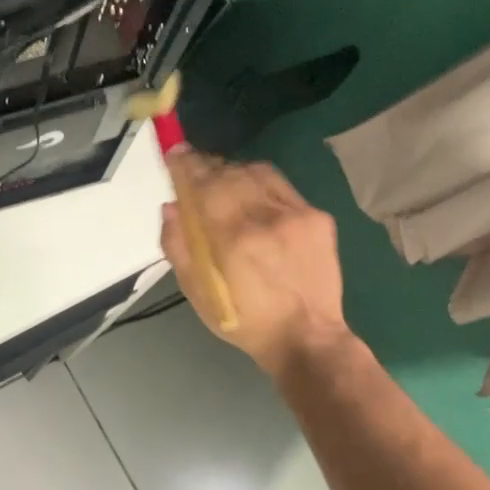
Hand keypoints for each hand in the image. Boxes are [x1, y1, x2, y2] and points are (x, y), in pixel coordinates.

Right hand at [159, 151, 350, 377]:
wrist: (305, 335)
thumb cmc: (242, 321)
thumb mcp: (197, 292)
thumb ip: (179, 247)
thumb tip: (172, 207)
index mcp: (231, 239)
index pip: (203, 186)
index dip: (186, 166)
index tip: (175, 154)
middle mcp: (264, 218)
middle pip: (230, 173)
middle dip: (208, 166)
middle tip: (193, 167)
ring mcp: (295, 215)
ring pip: (258, 173)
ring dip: (235, 171)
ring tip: (223, 180)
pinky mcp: (317, 218)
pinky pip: (282, 187)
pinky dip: (261, 184)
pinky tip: (254, 197)